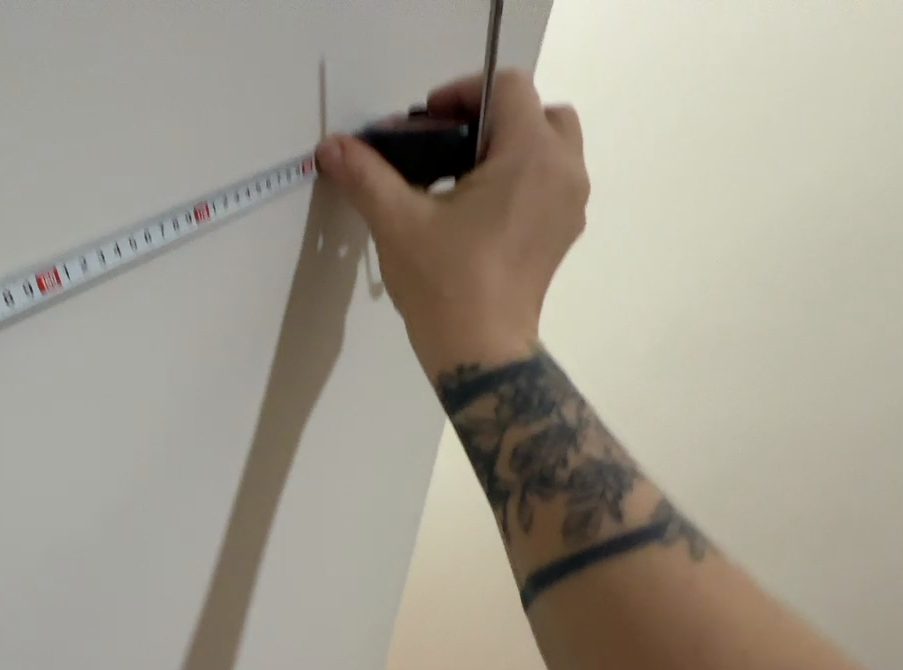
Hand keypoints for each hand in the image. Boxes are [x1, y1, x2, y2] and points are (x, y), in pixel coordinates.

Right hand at [317, 70, 588, 376]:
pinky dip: (518, 181)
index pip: (507, 89)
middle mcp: (564, 169)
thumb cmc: (442, 282)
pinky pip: (549, 183)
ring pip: (549, 148)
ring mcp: (570, 203)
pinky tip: (476, 214)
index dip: (461, 94)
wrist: (478, 347)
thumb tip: (331, 147)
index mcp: (529, 155)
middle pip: (536, 114)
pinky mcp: (563, 232)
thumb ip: (367, 176)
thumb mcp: (397, 224)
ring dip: (507, 150)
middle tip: (442, 149)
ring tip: (458, 181)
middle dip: (488, 121)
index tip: (423, 120)